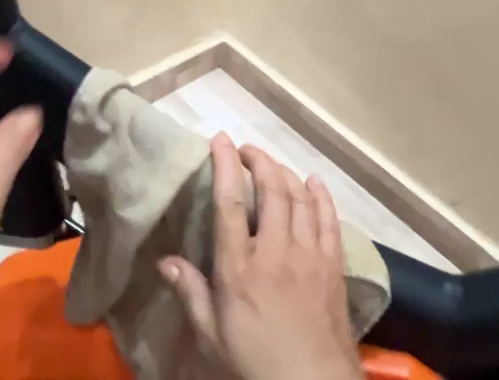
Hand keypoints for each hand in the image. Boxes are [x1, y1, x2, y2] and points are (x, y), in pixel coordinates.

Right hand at [158, 135, 364, 379]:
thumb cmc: (255, 362)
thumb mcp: (212, 335)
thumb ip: (191, 293)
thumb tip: (165, 260)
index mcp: (239, 266)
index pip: (231, 202)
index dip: (225, 165)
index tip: (221, 140)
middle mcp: (275, 251)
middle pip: (271, 188)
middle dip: (259, 160)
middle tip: (246, 150)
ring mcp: (308, 256)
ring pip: (300, 197)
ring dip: (285, 173)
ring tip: (272, 165)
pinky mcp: (332, 266)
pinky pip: (328, 219)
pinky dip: (321, 196)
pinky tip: (314, 183)